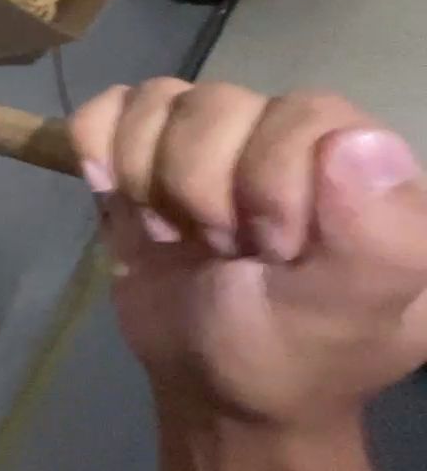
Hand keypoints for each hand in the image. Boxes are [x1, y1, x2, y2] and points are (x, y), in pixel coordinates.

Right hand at [71, 80, 426, 427]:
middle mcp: (283, 139)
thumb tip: (361, 141)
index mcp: (361, 174)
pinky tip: (112, 192)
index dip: (268, 175)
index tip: (267, 249)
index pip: (304, 115)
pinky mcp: (139, 145)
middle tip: (214, 244)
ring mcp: (206, 139)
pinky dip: (95, 146)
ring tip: (167, 228)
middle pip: (215, 102)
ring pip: (156, 98)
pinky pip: (105, 106)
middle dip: (193, 182)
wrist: (198, 372)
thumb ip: (375, 240)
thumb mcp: (341, 316)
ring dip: (142, 171)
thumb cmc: (285, 352)